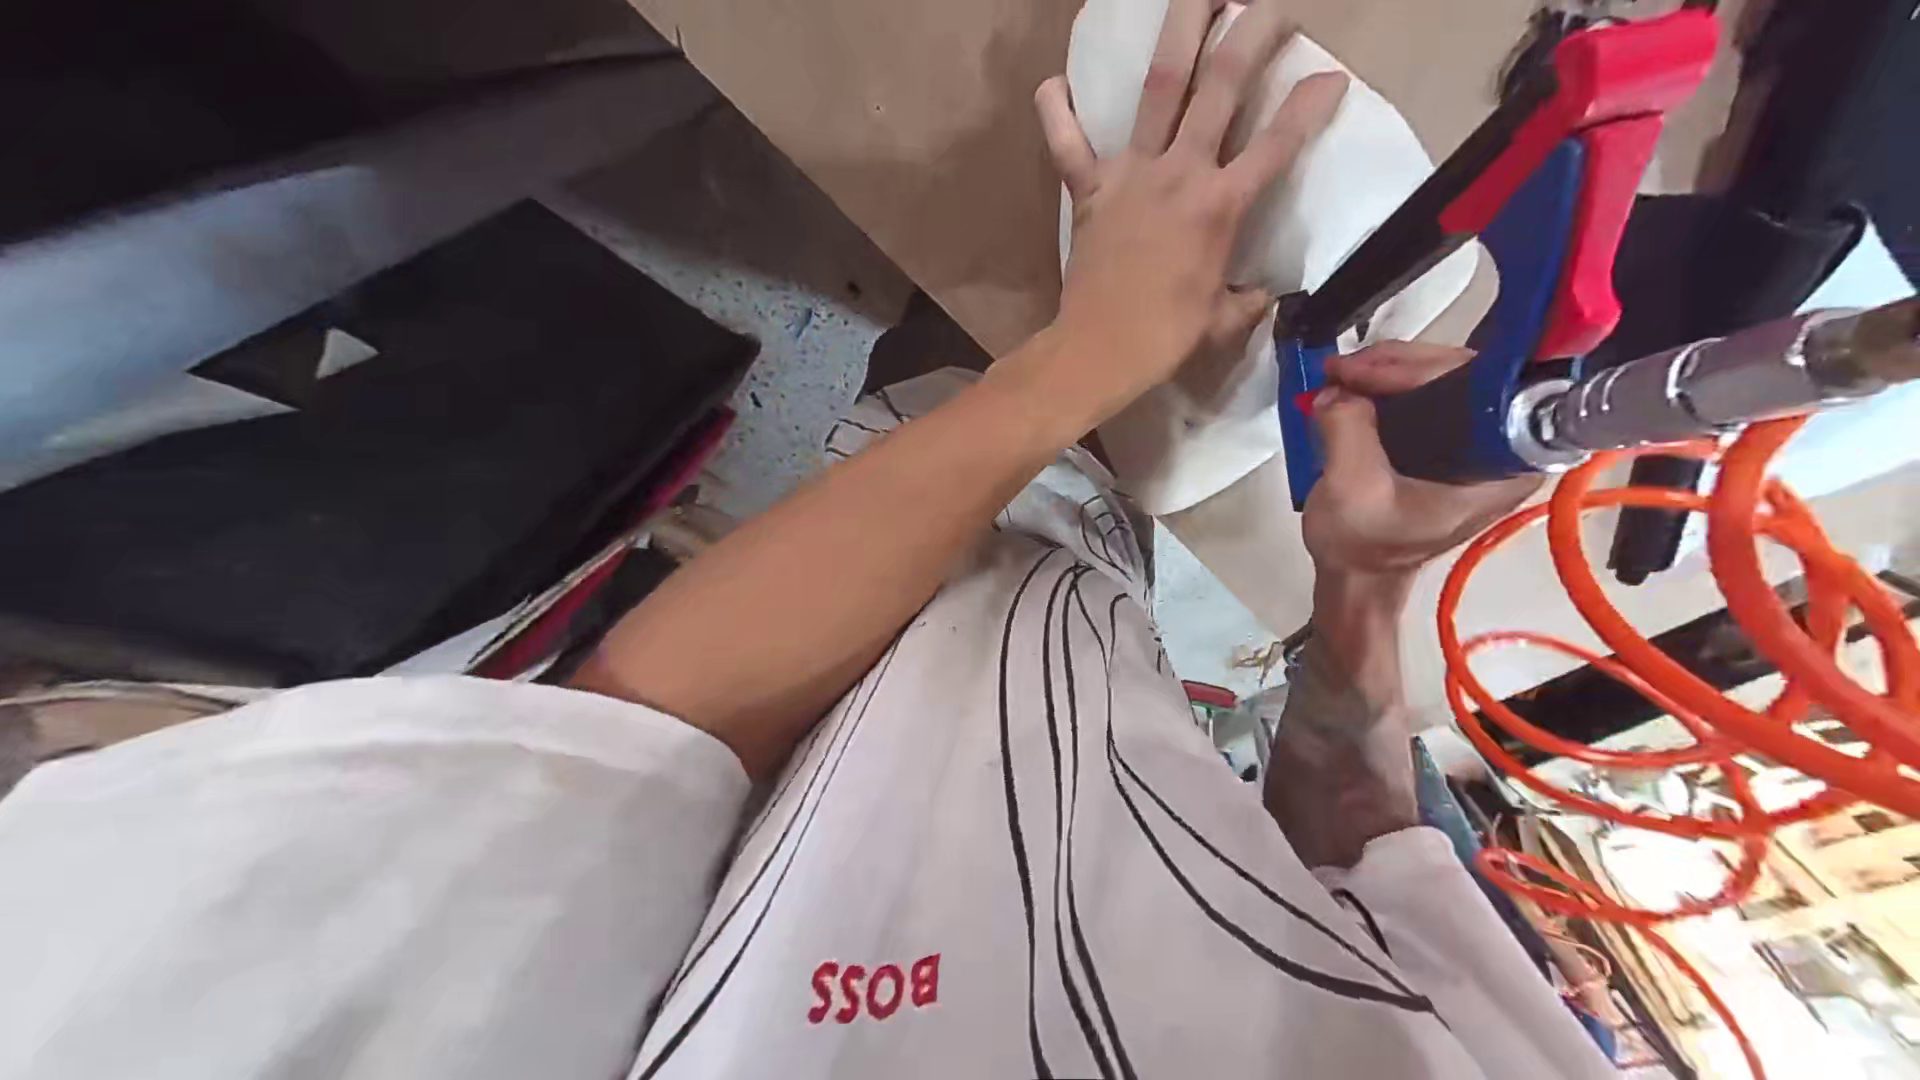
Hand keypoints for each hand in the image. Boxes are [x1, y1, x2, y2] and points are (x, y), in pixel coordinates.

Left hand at [1029, 0, 1346, 428]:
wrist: (1100, 350)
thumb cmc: (1165, 338)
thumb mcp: (1220, 321)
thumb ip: (1246, 300)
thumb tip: (1261, 294)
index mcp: (1221, 205)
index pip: (1279, 142)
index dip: (1310, 105)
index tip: (1330, 79)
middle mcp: (1180, 173)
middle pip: (1222, 85)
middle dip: (1252, 33)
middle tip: (1268, 4)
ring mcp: (1131, 175)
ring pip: (1158, 86)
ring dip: (1180, 30)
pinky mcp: (1089, 192)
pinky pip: (1068, 146)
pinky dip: (1057, 115)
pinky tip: (1051, 85)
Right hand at [1304, 343, 1539, 577]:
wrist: (1356, 576)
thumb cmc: (1360, 544)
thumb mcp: (1349, 490)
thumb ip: (1347, 433)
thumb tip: (1334, 388)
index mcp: (1502, 463)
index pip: (1479, 386)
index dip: (1422, 369)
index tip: (1365, 370)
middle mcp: (1502, 447)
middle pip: (1463, 375)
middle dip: (1397, 366)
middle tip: (1341, 368)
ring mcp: (1474, 445)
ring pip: (1441, 381)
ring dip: (1386, 372)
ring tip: (1338, 376)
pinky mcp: (1447, 446)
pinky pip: (1424, 400)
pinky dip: (1384, 388)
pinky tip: (1350, 388)